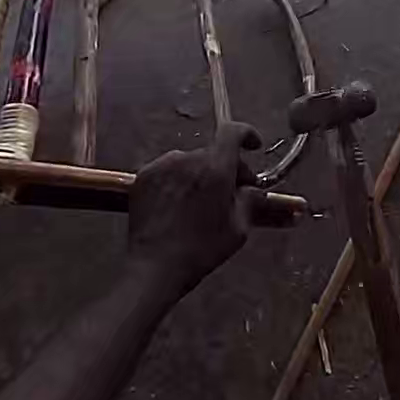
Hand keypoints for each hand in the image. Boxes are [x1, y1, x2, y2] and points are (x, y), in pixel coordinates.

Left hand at [128, 122, 262, 291]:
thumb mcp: (238, 229)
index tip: (254, 146)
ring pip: (190, 162)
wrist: (155, 267)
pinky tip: (178, 206)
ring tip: (200, 203)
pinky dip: (178, 180)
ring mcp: (163, 165)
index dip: (247, 134)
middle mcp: (188, 159)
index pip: (233, 132)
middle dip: (226, 168)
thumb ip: (251, 200)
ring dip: (200, 174)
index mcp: (215, 168)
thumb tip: (255, 188)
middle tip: (230, 193)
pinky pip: (169, 170)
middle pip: (213, 153)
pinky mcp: (144, 175)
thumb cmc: (201, 250)